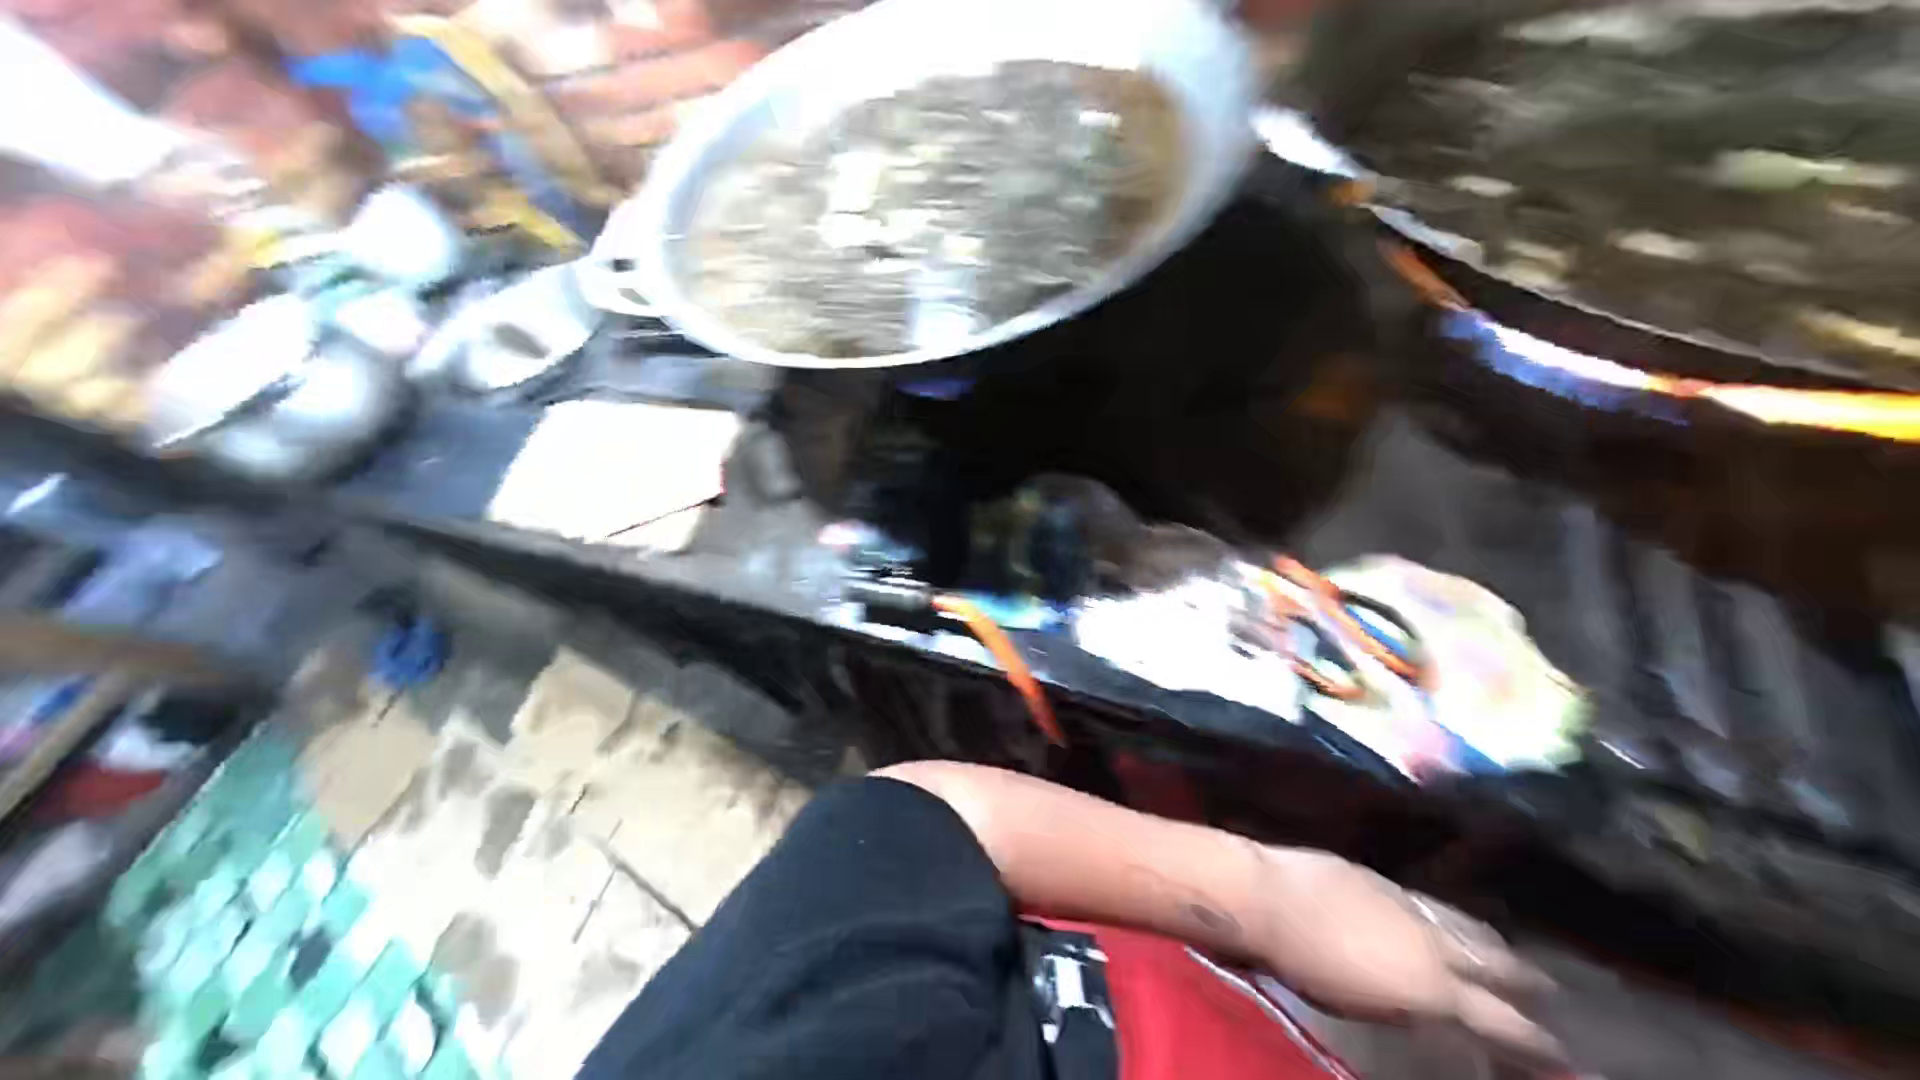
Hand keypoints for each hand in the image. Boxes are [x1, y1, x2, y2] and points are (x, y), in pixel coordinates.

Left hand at [1249, 848, 1565, 1065]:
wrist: (1265, 897)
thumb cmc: (1303, 964)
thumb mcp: (1367, 1006)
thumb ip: (1412, 1006)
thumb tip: (1437, 1009)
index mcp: (1433, 990)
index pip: (1505, 1023)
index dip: (1537, 1041)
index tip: (1563, 1053)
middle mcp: (1432, 944)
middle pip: (1495, 964)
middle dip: (1525, 981)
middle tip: (1551, 992)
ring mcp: (1405, 902)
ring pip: (1464, 924)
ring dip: (1490, 942)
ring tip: (1509, 953)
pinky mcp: (1377, 877)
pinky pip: (1428, 900)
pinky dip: (1447, 914)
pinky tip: (1448, 916)